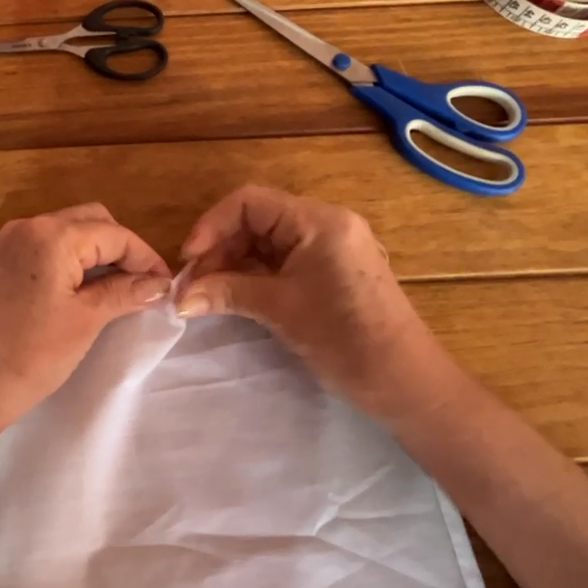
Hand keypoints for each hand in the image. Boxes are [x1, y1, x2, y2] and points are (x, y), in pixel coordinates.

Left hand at [0, 203, 173, 427]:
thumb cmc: (32, 356)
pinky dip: (56, 258)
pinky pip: (31, 246)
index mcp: (51, 235)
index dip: (144, 256)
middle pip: (86, 220)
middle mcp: (23, 227)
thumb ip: (125, 292)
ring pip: (58, 230)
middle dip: (117, 246)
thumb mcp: (86, 321)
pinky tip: (65, 289)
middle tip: (138, 282)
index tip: (164, 283)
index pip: (113, 233)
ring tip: (107, 286)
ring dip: (87, 251)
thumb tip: (159, 282)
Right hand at [178, 185, 447, 419]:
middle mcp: (327, 224)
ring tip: (208, 293)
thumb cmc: (346, 340)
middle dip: (220, 247)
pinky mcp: (332, 270)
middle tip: (194, 283)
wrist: (408, 385)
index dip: (212, 225)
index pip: (250, 202)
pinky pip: (283, 259)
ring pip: (266, 241)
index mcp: (319, 221)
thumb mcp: (280, 311)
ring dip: (233, 263)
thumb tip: (179, 298)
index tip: (190, 260)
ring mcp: (331, 247)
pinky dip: (255, 274)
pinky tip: (235, 295)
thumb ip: (226, 293)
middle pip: (256, 219)